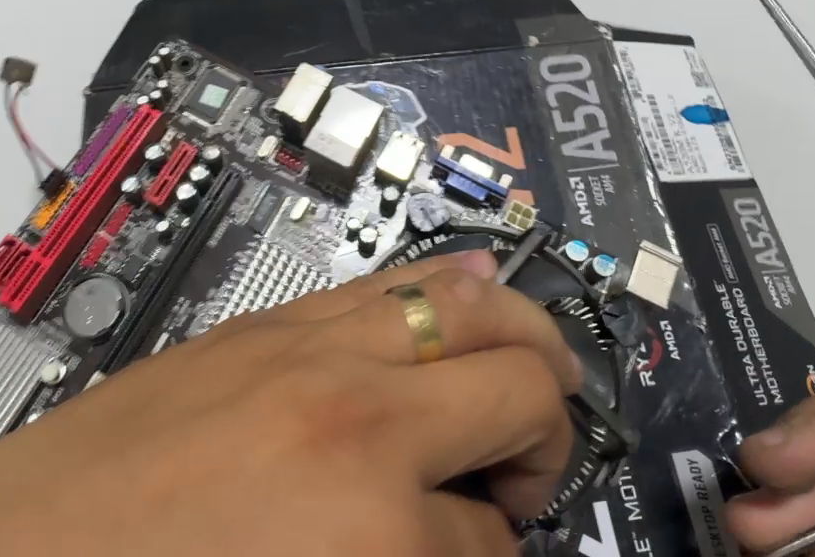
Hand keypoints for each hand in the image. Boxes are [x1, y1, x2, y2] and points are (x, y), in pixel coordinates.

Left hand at [0, 250, 580, 556]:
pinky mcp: (268, 321)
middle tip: (530, 475)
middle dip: (546, 441)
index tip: (487, 550)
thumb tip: (458, 538)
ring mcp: (314, 350)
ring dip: (518, 340)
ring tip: (530, 373)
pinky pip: (388, 285)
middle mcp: (362, 421)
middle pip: (521, 393)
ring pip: (471, 305)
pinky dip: (446, 291)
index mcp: (373, 533)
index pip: (496, 546)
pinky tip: (461, 301)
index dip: (498, 554)